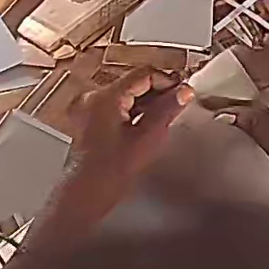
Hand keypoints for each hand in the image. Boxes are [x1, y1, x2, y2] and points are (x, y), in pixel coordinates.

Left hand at [41, 69, 193, 238]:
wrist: (85, 195)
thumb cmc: (109, 173)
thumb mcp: (147, 138)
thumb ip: (167, 110)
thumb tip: (182, 92)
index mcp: (106, 97)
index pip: (143, 74)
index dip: (166, 80)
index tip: (182, 90)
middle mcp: (94, 98)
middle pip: (134, 81)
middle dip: (158, 90)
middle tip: (178, 100)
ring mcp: (91, 108)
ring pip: (127, 92)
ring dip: (148, 100)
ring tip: (166, 113)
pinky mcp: (91, 119)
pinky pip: (118, 104)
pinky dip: (135, 109)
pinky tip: (148, 123)